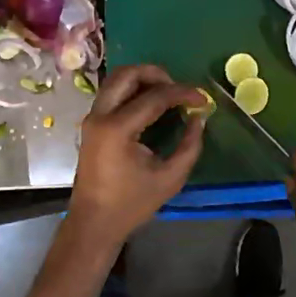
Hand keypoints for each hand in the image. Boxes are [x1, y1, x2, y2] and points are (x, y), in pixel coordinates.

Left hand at [67, 65, 206, 248]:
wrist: (93, 223)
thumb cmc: (131, 204)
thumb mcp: (170, 178)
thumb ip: (189, 145)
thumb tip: (199, 118)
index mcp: (117, 129)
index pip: (154, 97)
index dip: (182, 93)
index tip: (203, 99)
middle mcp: (100, 115)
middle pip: (127, 74)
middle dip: (157, 74)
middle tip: (179, 89)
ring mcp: (92, 117)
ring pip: (116, 79)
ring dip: (143, 79)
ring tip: (167, 95)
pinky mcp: (92, 122)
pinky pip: (112, 92)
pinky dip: (133, 89)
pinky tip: (151, 104)